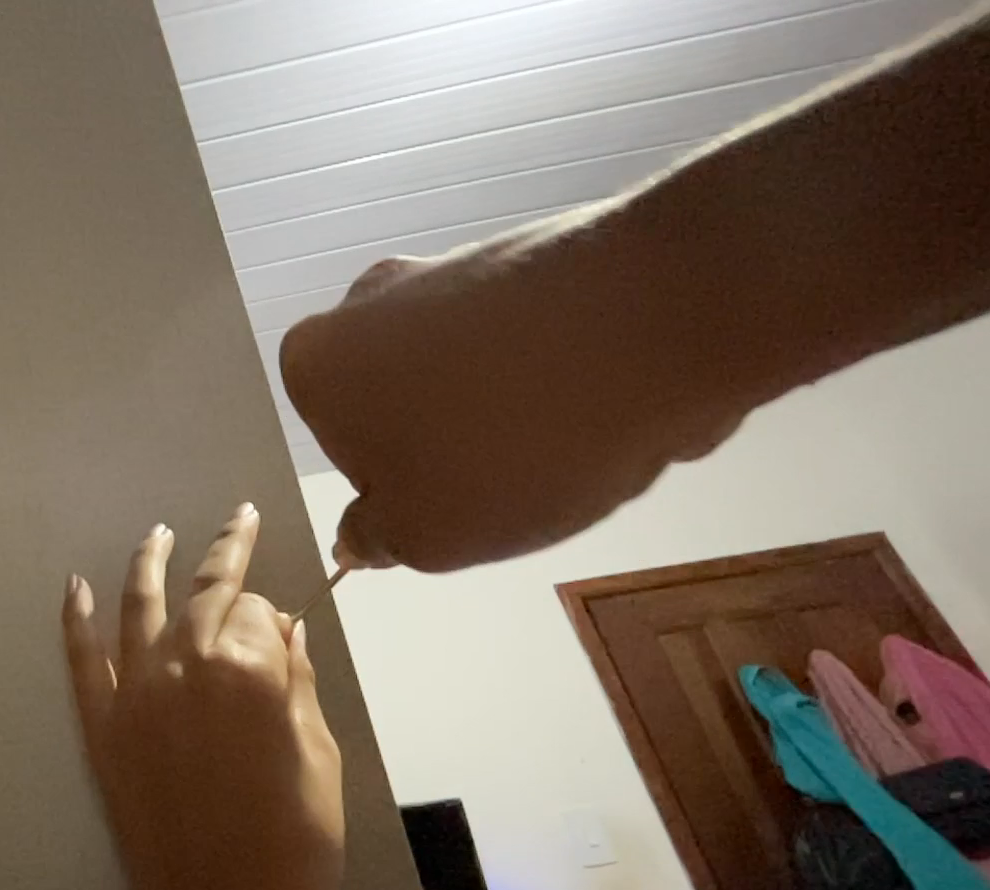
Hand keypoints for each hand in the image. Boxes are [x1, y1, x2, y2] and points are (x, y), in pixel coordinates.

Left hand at [62, 503, 342, 889]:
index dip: (274, 619)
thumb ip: (297, 680)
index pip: (258, 610)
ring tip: (157, 533)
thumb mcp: (318, 754)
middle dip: (225, 553)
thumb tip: (285, 628)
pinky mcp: (101, 725)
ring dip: (149, 563)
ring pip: (139, 606)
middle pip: (204, 592)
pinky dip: (77, 619)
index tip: (283, 632)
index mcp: (247, 666)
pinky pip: (82, 659)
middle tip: (236, 520)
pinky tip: (76, 586)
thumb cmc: (293, 842)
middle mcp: (184, 662)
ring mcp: (134, 691)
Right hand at [280, 207, 749, 572]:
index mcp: (318, 366)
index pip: (346, 450)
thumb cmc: (510, 442)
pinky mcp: (530, 249)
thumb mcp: (426, 535)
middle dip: (452, 443)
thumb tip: (356, 537)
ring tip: (580, 435)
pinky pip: (529, 335)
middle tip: (514, 473)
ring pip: (467, 371)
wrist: (672, 314)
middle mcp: (366, 302)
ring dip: (511, 409)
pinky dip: (559, 368)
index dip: (401, 486)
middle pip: (403, 405)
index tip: (454, 499)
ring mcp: (450, 266)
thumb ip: (375, 540)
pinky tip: (612, 392)